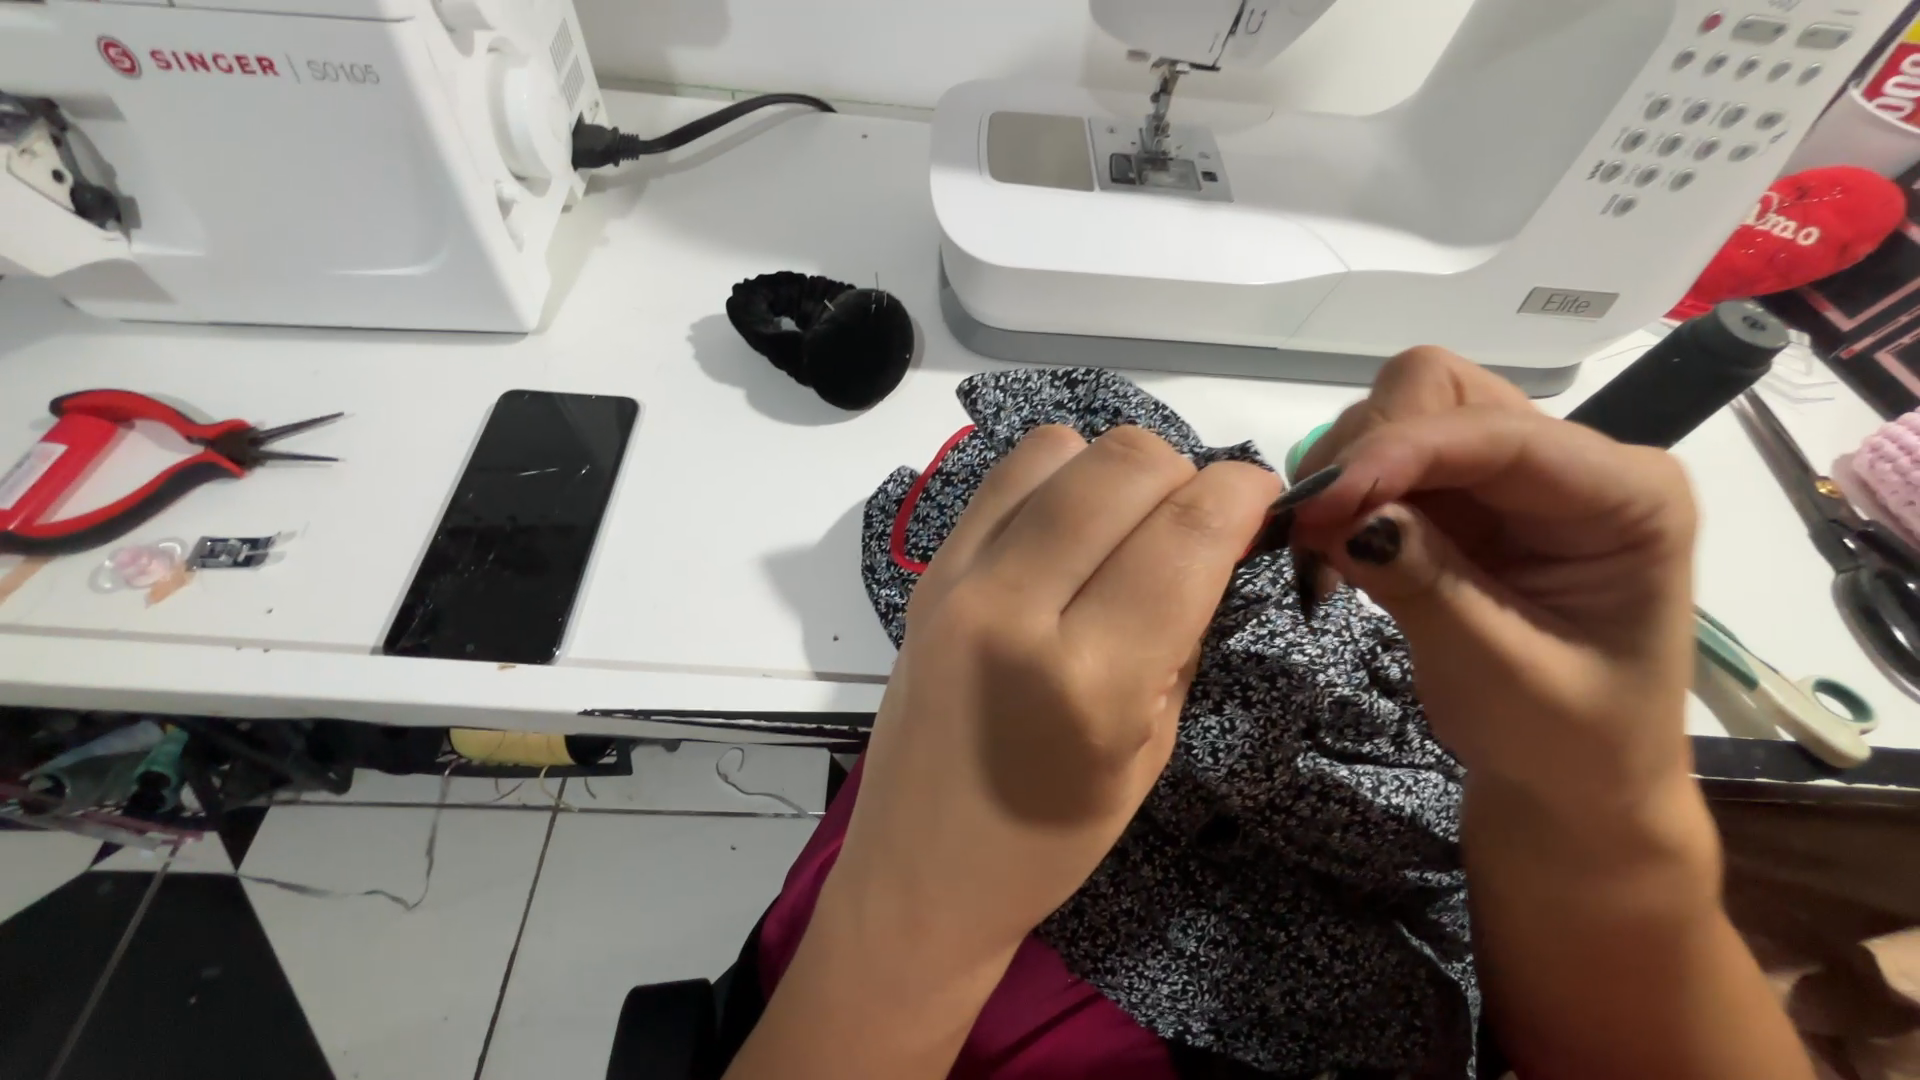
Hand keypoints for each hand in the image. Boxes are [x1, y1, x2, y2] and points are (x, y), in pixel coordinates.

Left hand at [822, 424, 1280, 972]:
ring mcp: (958, 579)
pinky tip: (1064, 527)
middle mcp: (1016, 608)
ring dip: (1114, 470)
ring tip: (1122, 525)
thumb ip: (1184, 628)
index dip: (1246, 493)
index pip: (1189, 531)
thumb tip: (1213, 538)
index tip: (1263, 501)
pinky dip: (1055, 477)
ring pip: (1060, 447)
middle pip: (1125, 463)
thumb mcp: (1151, 747)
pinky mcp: (926, 570)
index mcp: (1091, 679)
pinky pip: (1003, 475)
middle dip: (1184, 474)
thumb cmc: (1049, 839)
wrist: (919, 867)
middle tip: (1189, 524)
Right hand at [1286, 347, 1698, 809]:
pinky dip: (1338, 494)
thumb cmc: (1564, 738)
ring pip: (1395, 412)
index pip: (1496, 433)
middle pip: (1437, 389)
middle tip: (1317, 528)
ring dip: (1343, 470)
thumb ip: (1426, 584)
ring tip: (1325, 551)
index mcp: (1623, 495)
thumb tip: (1338, 514)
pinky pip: (1375, 461)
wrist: (1571, 779)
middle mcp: (1564, 462)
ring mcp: (1501, 476)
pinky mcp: (1452, 499)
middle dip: (1365, 448)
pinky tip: (1333, 548)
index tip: (1316, 508)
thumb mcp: (1500, 674)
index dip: (1397, 452)